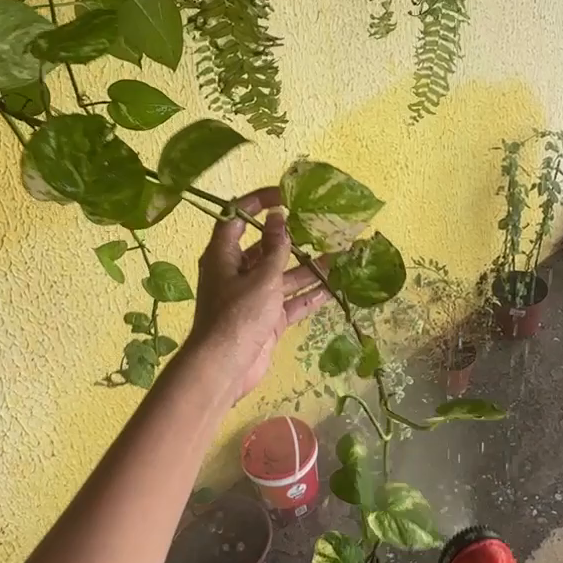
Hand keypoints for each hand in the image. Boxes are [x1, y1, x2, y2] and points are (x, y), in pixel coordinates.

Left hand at [188, 187, 329, 399]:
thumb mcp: (261, 276)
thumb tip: (279, 216)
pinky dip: (310, 295)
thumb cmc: (238, 315)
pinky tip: (335, 287)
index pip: (237, 217)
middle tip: (320, 226)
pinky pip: (291, 301)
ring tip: (338, 255)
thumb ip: (276, 248)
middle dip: (292, 238)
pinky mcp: (266, 319)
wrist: (226, 367)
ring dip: (308, 267)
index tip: (285, 195)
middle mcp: (237, 272)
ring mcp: (252, 297)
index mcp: (224, 255)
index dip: (258, 202)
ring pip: (283, 276)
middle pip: (266, 248)